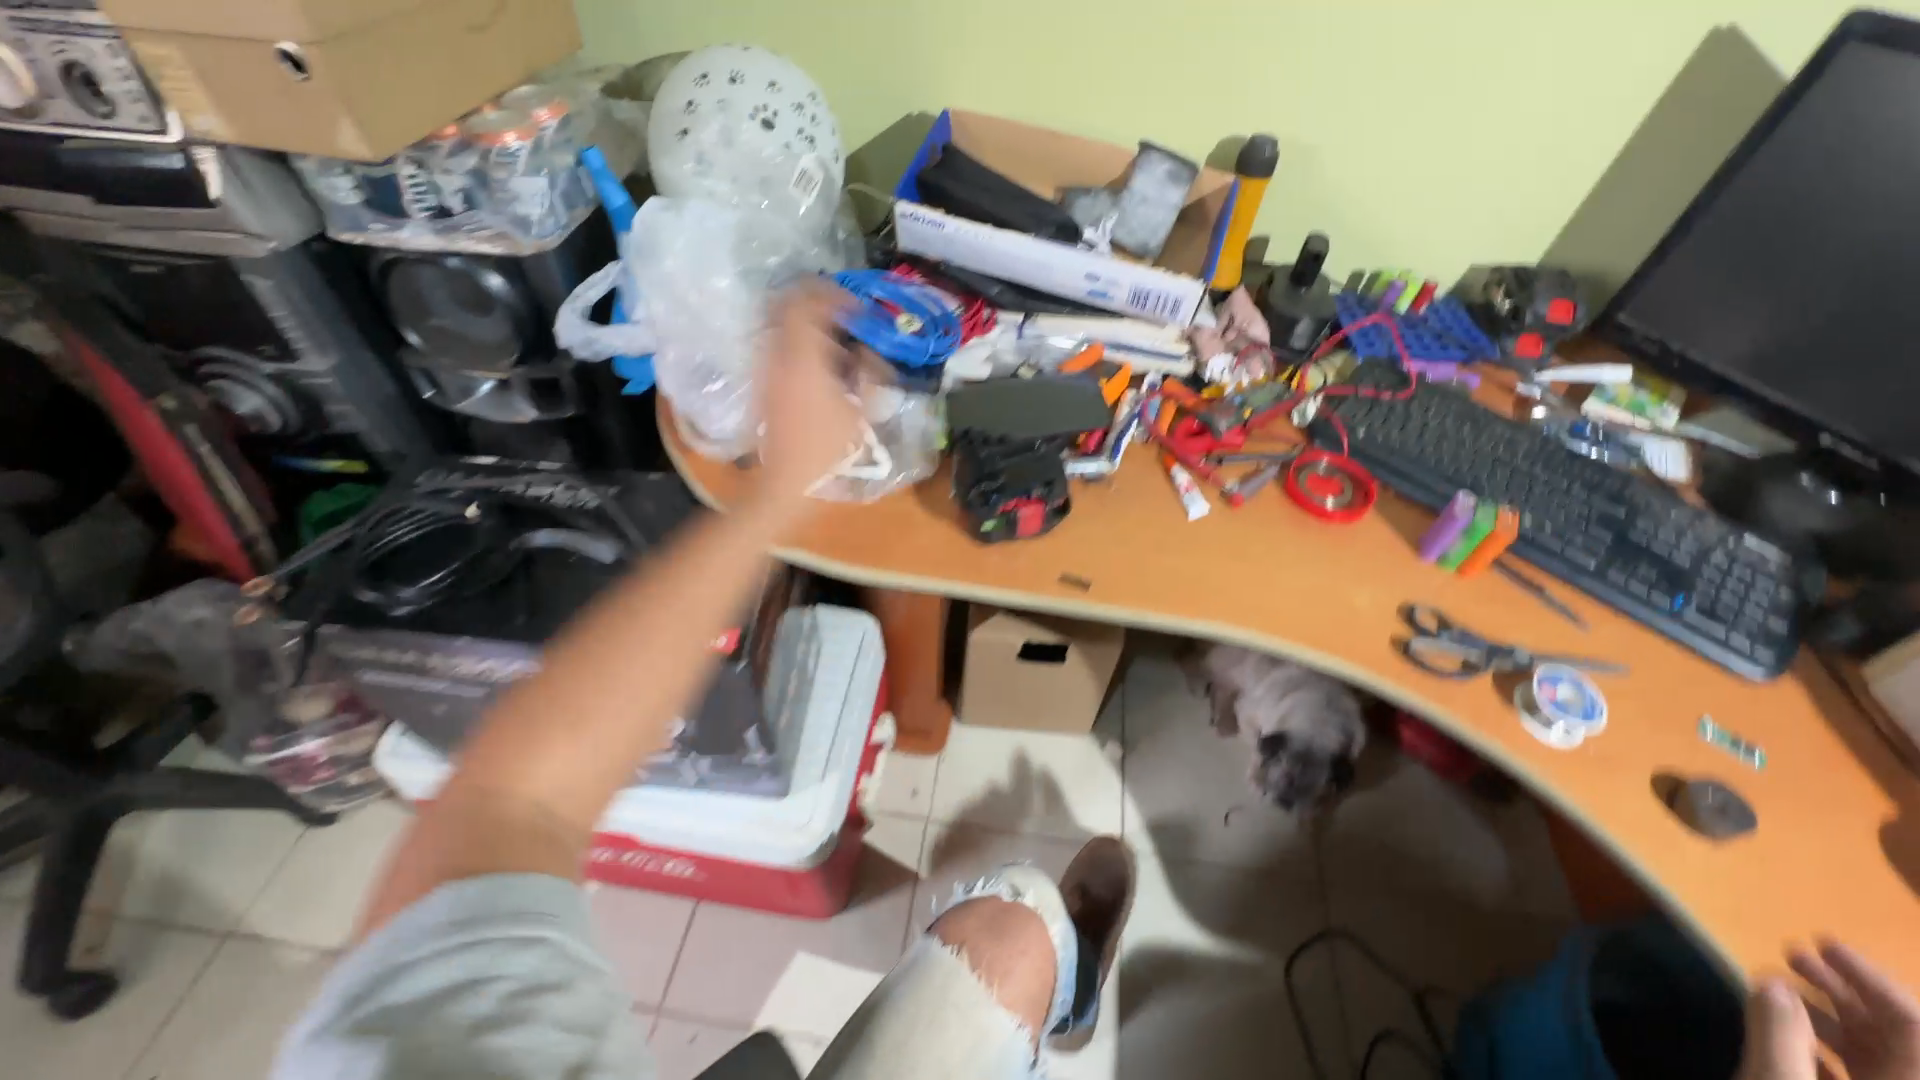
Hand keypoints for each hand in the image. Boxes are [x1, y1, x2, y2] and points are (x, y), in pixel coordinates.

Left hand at [752, 280, 860, 512]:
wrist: (784, 481)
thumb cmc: (827, 450)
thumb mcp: (859, 412)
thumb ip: (867, 374)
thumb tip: (867, 352)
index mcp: (803, 356)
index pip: (809, 303)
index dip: (833, 295)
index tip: (855, 306)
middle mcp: (777, 354)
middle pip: (786, 304)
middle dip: (812, 299)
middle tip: (838, 308)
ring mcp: (764, 368)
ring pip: (777, 322)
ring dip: (801, 318)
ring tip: (828, 331)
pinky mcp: (761, 383)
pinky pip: (775, 344)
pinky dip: (793, 339)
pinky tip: (814, 359)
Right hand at [1740, 942, 1919, 1079]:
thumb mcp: (1780, 1079)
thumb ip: (1778, 1030)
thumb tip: (1772, 981)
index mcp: (1909, 1079)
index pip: (1912, 1021)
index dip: (1868, 977)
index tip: (1821, 942)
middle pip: (1893, 1035)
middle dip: (1840, 991)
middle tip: (1790, 956)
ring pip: (1874, 1057)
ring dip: (1826, 1018)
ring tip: (1777, 991)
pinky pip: (1860, 1078)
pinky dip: (1827, 1052)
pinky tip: (1789, 1039)